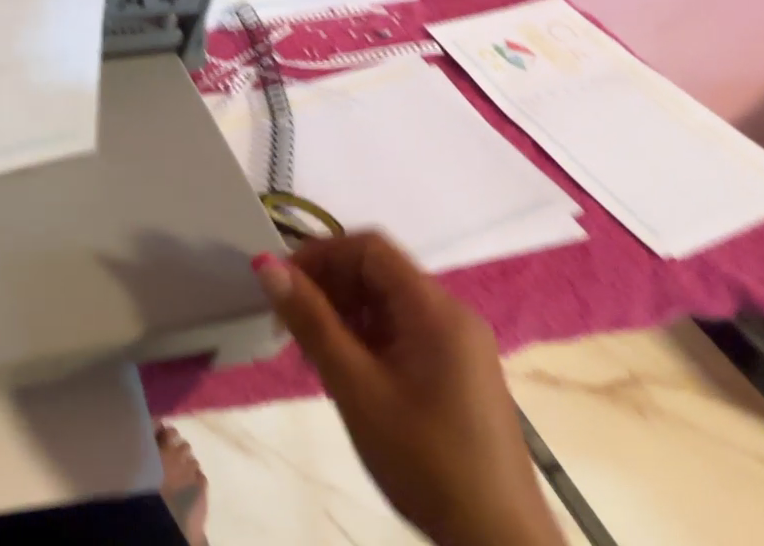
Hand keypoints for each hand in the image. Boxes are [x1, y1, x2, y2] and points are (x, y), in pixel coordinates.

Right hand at [252, 234, 563, 545]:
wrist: (497, 540)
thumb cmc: (423, 458)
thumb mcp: (355, 387)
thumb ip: (311, 321)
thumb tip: (266, 263)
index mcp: (435, 310)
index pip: (369, 248)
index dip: (320, 255)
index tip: (280, 286)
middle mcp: (451, 315)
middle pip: (377, 273)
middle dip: (327, 287)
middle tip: (288, 326)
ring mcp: (457, 345)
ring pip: (386, 303)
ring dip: (341, 315)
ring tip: (309, 354)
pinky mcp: (455, 372)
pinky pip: (401, 332)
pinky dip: (364, 338)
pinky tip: (342, 372)